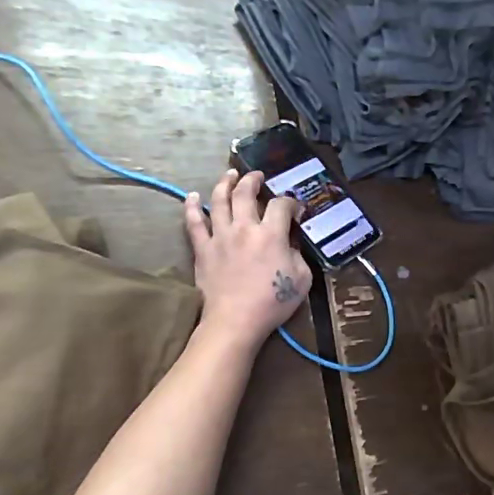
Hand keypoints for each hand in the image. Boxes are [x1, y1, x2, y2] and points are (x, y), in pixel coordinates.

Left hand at [184, 169, 313, 345]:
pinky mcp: (203, 249)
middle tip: (257, 176)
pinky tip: (192, 197)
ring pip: (219, 200)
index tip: (295, 209)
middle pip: (245, 193)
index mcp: (271, 234)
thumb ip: (298, 256)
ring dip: (225, 183)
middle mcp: (244, 227)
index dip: (290, 202)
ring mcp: (220, 236)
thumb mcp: (301, 279)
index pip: (281, 205)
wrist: (236, 320)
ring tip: (230, 174)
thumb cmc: (272, 302)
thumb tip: (292, 243)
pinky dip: (192, 207)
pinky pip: (194, 223)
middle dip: (253, 180)